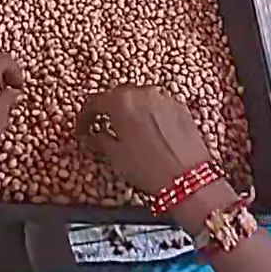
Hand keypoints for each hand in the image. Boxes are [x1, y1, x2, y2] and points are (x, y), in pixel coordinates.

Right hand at [78, 85, 212, 196]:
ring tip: (127, 130)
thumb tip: (92, 136)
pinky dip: (150, 115)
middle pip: (118, 96)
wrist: (189, 179)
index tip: (81, 128)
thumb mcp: (116, 157)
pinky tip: (149, 132)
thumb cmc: (149, 168)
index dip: (85, 116)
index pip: (95, 102)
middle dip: (108, 110)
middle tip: (101, 126)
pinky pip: (158, 106)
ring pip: (140, 99)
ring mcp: (164, 98)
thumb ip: (100, 140)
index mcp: (121, 101)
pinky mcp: (181, 107)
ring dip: (131, 111)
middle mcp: (143, 92)